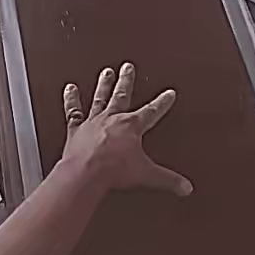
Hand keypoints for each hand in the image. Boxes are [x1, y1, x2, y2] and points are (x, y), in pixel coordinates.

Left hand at [58, 63, 192, 196]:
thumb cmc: (113, 172)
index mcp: (132, 126)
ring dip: (104, 85)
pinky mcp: (76, 130)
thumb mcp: (146, 175)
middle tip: (128, 67)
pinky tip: (70, 89)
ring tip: (106, 72)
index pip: (152, 111)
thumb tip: (184, 187)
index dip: (162, 102)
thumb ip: (167, 180)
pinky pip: (73, 111)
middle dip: (127, 81)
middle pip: (122, 95)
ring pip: (100, 98)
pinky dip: (71, 99)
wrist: (86, 174)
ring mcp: (93, 122)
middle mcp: (112, 118)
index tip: (168, 93)